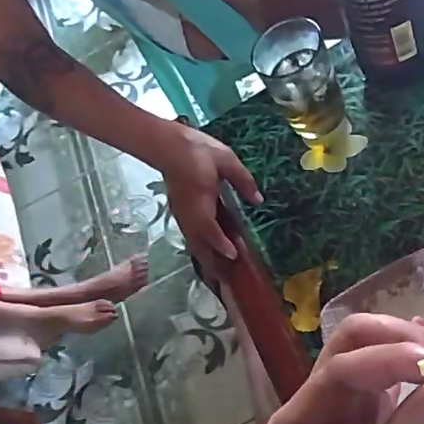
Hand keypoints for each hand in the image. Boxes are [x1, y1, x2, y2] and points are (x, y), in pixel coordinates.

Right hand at [152, 124, 262, 265]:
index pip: (208, 228)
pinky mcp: (180, 212)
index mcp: (200, 201)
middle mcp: (188, 213)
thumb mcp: (225, 159)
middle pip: (198, 244)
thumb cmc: (196, 150)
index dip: (221, 243)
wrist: (165, 144)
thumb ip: (242, 180)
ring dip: (206, 259)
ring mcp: (182, 214)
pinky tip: (210, 254)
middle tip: (227, 280)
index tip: (233, 255)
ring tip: (220, 275)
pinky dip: (201, 248)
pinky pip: (190, 236)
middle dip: (212, 263)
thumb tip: (258, 200)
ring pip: (193, 242)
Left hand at [264, 314, 423, 423]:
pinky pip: (393, 384)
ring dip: (412, 349)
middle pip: (351, 347)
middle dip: (399, 340)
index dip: (392, 357)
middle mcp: (316, 408)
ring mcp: (344, 414)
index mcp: (298, 423)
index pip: (341, 369)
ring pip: (374, 358)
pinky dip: (417, 369)